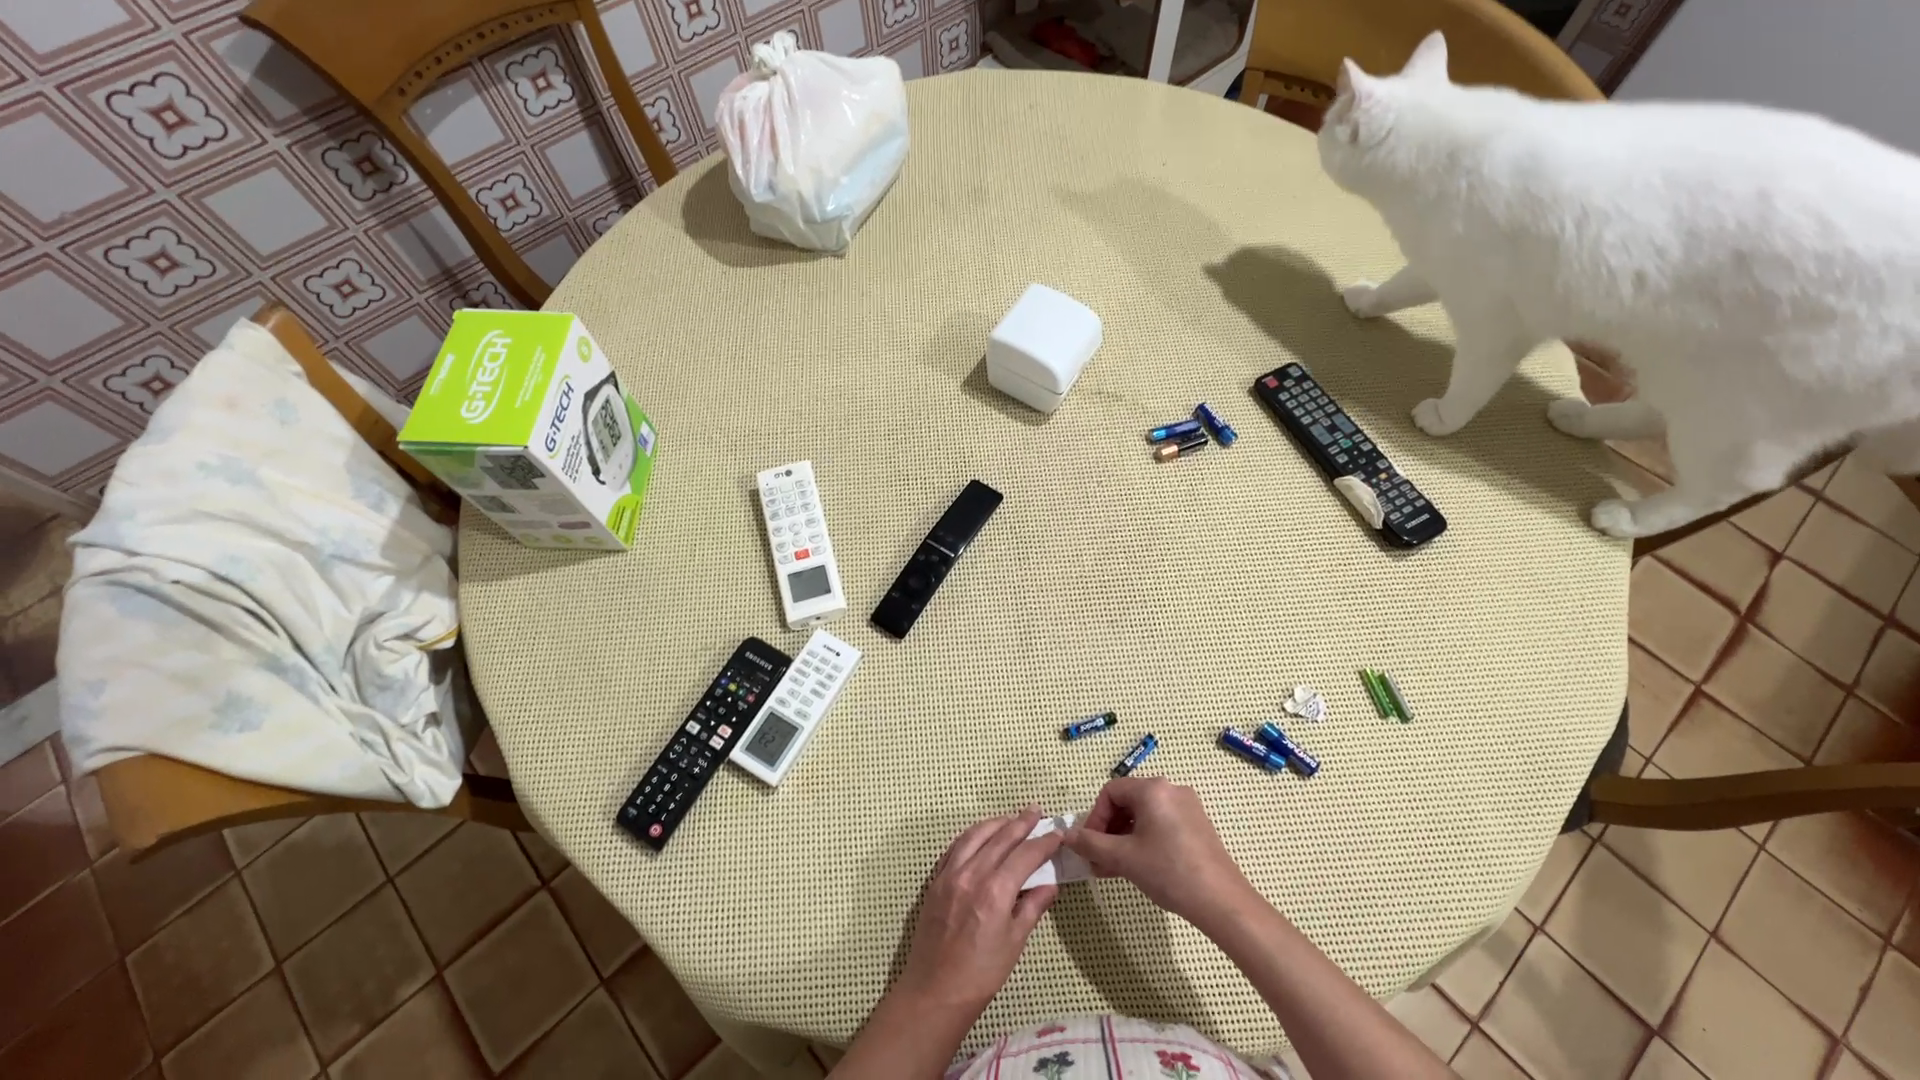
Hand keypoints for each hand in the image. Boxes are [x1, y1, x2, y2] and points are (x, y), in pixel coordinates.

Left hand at [895, 807, 1063, 1013]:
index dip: (1044, 842)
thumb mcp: (1014, 943)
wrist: (935, 991)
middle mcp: (971, 874)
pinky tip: (980, 836)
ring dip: (995, 823)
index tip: (1058, 834)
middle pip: (1000, 837)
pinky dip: (971, 836)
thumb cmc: (981, 973)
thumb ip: (1032, 907)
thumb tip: (1050, 884)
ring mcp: (949, 875)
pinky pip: (954, 847)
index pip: (1026, 854)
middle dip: (1021, 822)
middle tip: (1036, 812)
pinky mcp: (935, 881)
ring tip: (1010, 819)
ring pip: (974, 835)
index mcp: (995, 891)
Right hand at [1064, 777, 1250, 925]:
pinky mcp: (1197, 825)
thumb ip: (1090, 844)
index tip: (1089, 845)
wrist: (1221, 901)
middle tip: (1098, 859)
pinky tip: (1138, 867)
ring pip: (1144, 815)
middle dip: (1108, 830)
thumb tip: (1066, 836)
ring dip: (1124, 838)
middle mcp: (1171, 790)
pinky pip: (1161, 824)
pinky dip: (1144, 840)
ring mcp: (1188, 807)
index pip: (1110, 792)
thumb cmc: (1168, 872)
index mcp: (1153, 789)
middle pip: (1127, 802)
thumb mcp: (1123, 858)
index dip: (1094, 817)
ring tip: (1114, 868)